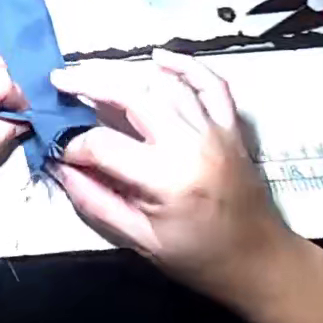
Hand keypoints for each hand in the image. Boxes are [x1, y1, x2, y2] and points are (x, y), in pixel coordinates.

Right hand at [47, 49, 317, 315]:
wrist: (263, 264)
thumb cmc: (198, 258)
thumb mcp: (137, 239)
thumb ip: (93, 199)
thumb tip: (58, 167)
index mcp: (166, 178)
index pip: (102, 144)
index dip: (74, 147)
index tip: (62, 157)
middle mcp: (192, 144)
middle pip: (132, 97)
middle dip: (88, 84)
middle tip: (58, 80)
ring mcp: (215, 131)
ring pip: (164, 85)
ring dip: (123, 73)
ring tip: (91, 72)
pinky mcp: (231, 128)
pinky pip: (212, 86)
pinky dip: (186, 67)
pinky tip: (158, 58)